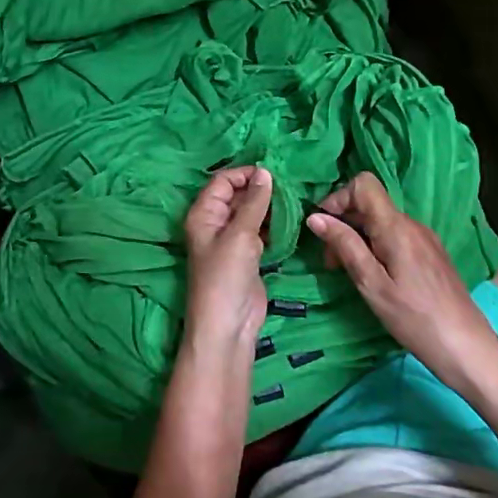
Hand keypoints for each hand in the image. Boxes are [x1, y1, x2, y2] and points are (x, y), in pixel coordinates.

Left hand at [183, 166, 273, 347]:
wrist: (228, 325)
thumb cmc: (226, 276)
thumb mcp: (240, 235)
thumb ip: (254, 202)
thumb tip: (265, 172)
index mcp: (204, 214)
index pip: (223, 181)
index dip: (245, 174)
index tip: (273, 173)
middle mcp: (215, 223)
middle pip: (238, 195)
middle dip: (261, 189)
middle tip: (289, 187)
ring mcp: (232, 240)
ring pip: (251, 213)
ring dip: (270, 206)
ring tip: (294, 201)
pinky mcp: (248, 255)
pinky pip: (261, 230)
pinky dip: (273, 224)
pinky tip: (290, 221)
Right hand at [306, 173, 497, 388]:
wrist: (466, 346)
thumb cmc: (414, 318)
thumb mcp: (372, 284)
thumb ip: (345, 246)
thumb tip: (316, 217)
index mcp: (396, 227)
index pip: (363, 184)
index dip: (338, 199)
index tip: (324, 230)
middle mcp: (412, 224)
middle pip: (369, 204)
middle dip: (343, 224)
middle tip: (331, 263)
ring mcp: (424, 237)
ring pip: (380, 222)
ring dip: (357, 239)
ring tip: (350, 273)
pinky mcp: (430, 253)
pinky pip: (395, 236)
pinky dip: (375, 247)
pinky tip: (374, 276)